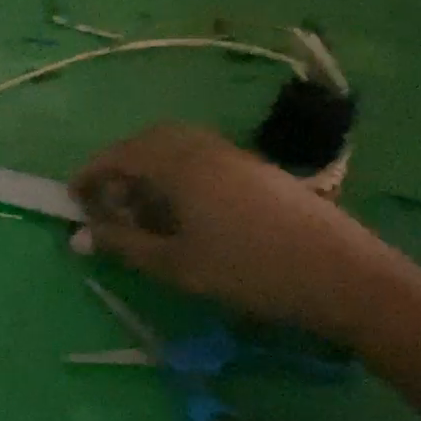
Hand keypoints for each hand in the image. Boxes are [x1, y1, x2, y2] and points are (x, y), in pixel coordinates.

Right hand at [68, 124, 407, 337]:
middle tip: (106, 198)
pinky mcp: (258, 171)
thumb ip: (123, 245)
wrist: (348, 279)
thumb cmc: (250, 271)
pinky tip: (183, 210)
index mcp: (178, 163)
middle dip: (119, 165)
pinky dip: (177, 172)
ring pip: (177, 146)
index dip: (90, 175)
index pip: (118, 155)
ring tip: (142, 206)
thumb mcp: (175, 264)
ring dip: (149, 167)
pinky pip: (201, 156)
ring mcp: (235, 156)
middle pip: (147, 141)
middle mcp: (204, 148)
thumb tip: (79, 236)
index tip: (72, 199)